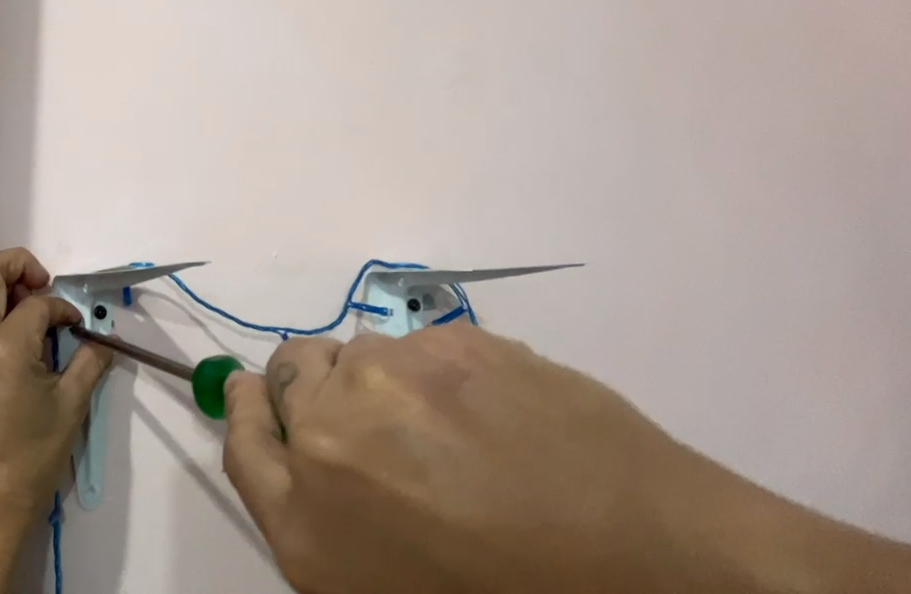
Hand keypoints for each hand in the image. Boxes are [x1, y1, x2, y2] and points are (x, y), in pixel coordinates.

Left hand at [0, 247, 112, 517]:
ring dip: (2, 281)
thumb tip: (100, 338)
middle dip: (18, 264)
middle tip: (45, 282)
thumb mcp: (71, 404)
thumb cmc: (33, 453)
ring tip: (34, 301)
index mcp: (3, 346)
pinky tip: (22, 326)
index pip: (35, 303)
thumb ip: (88, 361)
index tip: (77, 326)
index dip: (62, 307)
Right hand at [221, 324, 910, 593]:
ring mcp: (396, 375)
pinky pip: (423, 348)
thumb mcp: (374, 581)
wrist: (668, 575)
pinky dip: (444, 376)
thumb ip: (305, 504)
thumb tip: (276, 419)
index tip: (265, 401)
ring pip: (361, 353)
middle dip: (321, 392)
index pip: (241, 427)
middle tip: (384, 436)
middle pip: (291, 371)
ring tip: (462, 440)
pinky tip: (501, 422)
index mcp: (307, 517)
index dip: (248, 407)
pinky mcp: (461, 342)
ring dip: (388, 385)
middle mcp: (330, 430)